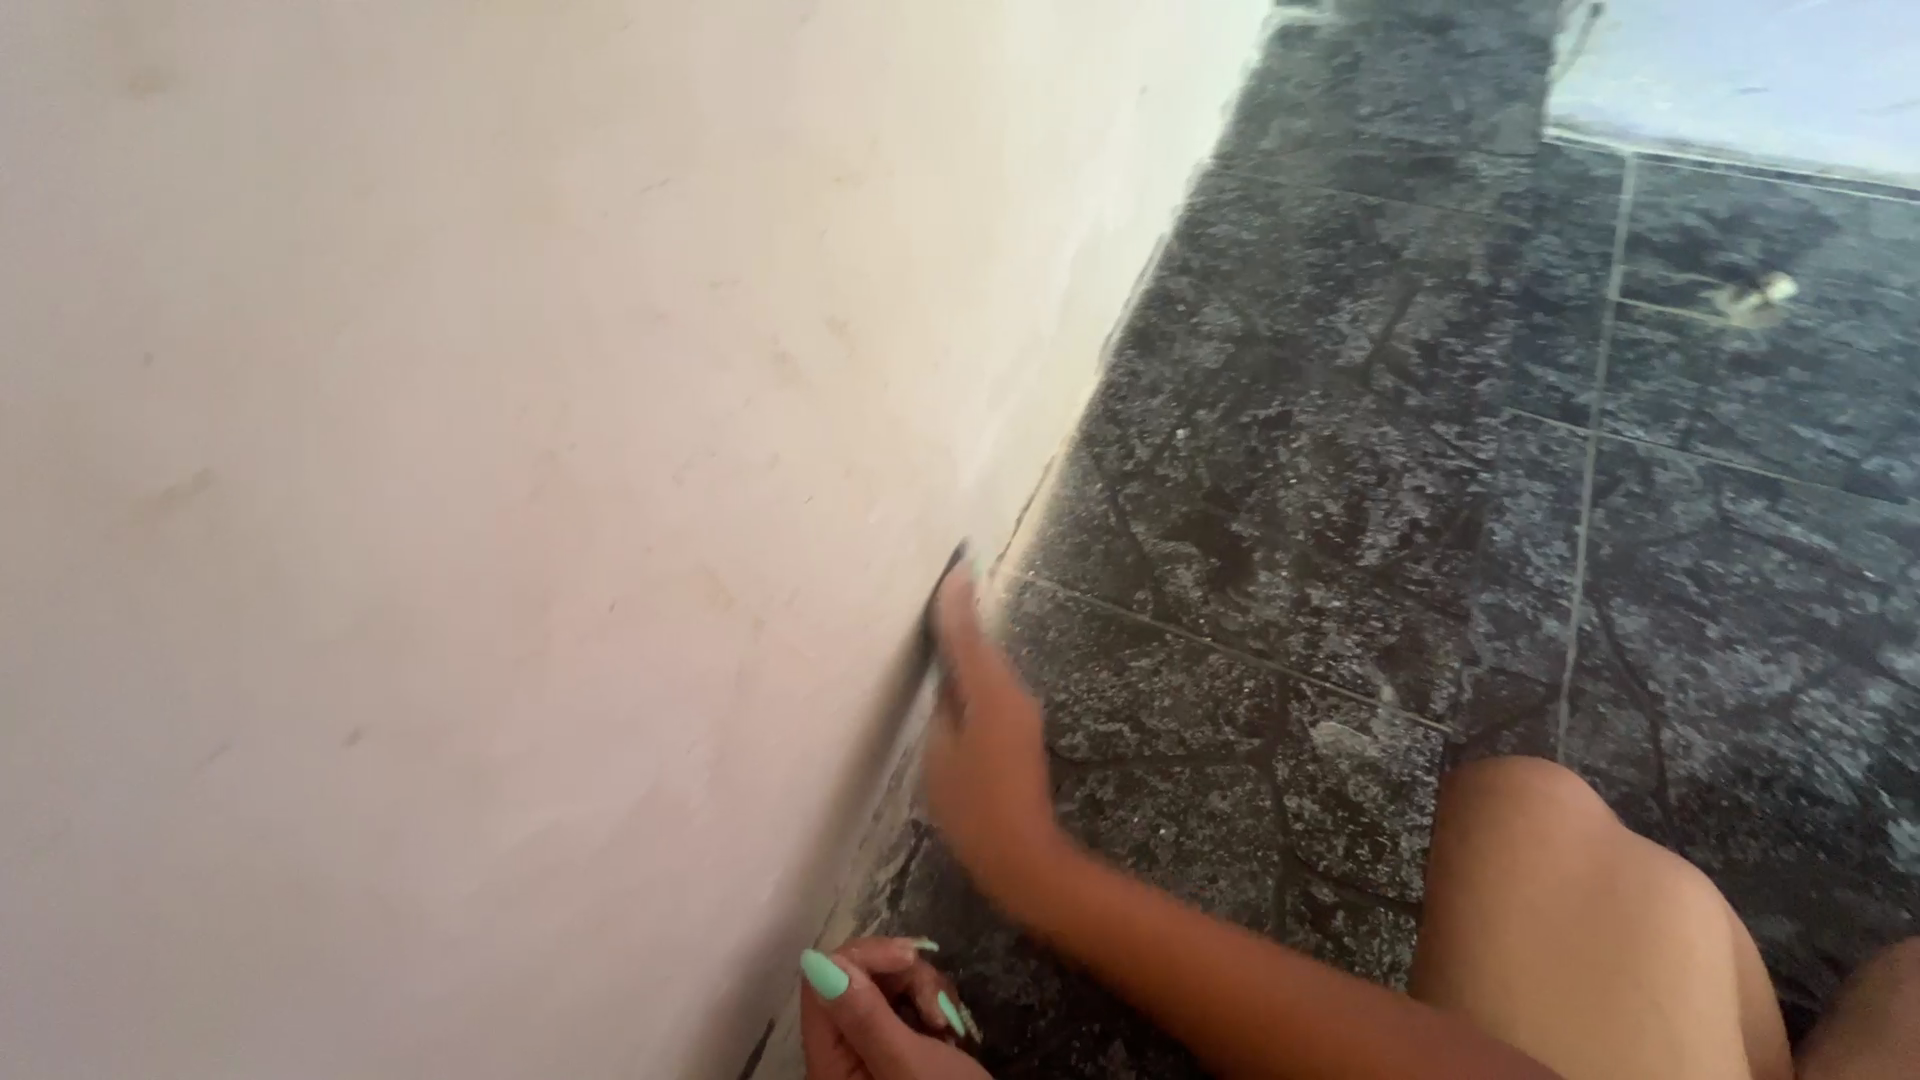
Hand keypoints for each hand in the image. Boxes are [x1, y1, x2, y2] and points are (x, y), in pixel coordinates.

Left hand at [799, 937, 990, 1079]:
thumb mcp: (910, 1068)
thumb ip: (866, 1017)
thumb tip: (818, 961)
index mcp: (829, 1066)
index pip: (822, 983)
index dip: (864, 957)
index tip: (910, 958)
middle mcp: (841, 1056)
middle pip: (855, 978)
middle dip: (903, 976)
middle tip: (938, 1005)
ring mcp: (868, 1052)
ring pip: (884, 984)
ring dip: (923, 989)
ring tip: (948, 1022)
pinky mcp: (894, 1049)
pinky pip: (903, 1001)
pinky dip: (929, 1002)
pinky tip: (949, 1028)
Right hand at [923, 562, 1067, 914]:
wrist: (1022, 855)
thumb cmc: (972, 809)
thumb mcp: (941, 757)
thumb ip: (945, 710)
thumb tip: (950, 685)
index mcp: (991, 696)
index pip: (968, 640)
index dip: (957, 606)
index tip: (955, 568)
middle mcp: (1013, 695)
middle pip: (982, 650)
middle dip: (961, 622)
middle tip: (940, 591)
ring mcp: (1022, 713)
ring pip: (989, 670)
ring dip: (967, 650)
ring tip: (941, 628)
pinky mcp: (1021, 730)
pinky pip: (992, 690)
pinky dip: (974, 678)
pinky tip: (956, 680)